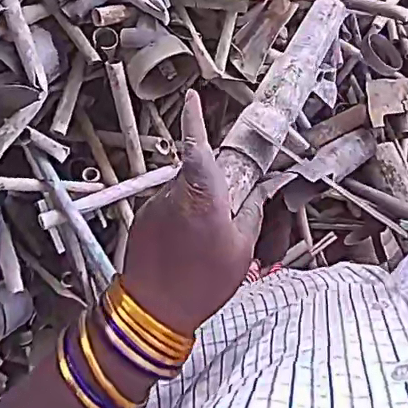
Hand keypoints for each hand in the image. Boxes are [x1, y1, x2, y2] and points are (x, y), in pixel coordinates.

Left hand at [119, 90, 258, 334]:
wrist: (154, 309)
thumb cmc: (200, 283)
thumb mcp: (242, 249)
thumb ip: (253, 211)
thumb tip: (264, 189)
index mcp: (203, 195)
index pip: (197, 145)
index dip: (194, 118)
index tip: (192, 97)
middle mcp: (174, 192)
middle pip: (196, 171)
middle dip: (212, 185)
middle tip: (224, 217)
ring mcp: (155, 204)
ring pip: (182, 191)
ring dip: (195, 206)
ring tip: (201, 243)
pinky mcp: (143, 217)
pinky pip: (167, 207)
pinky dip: (179, 219)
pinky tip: (185, 247)